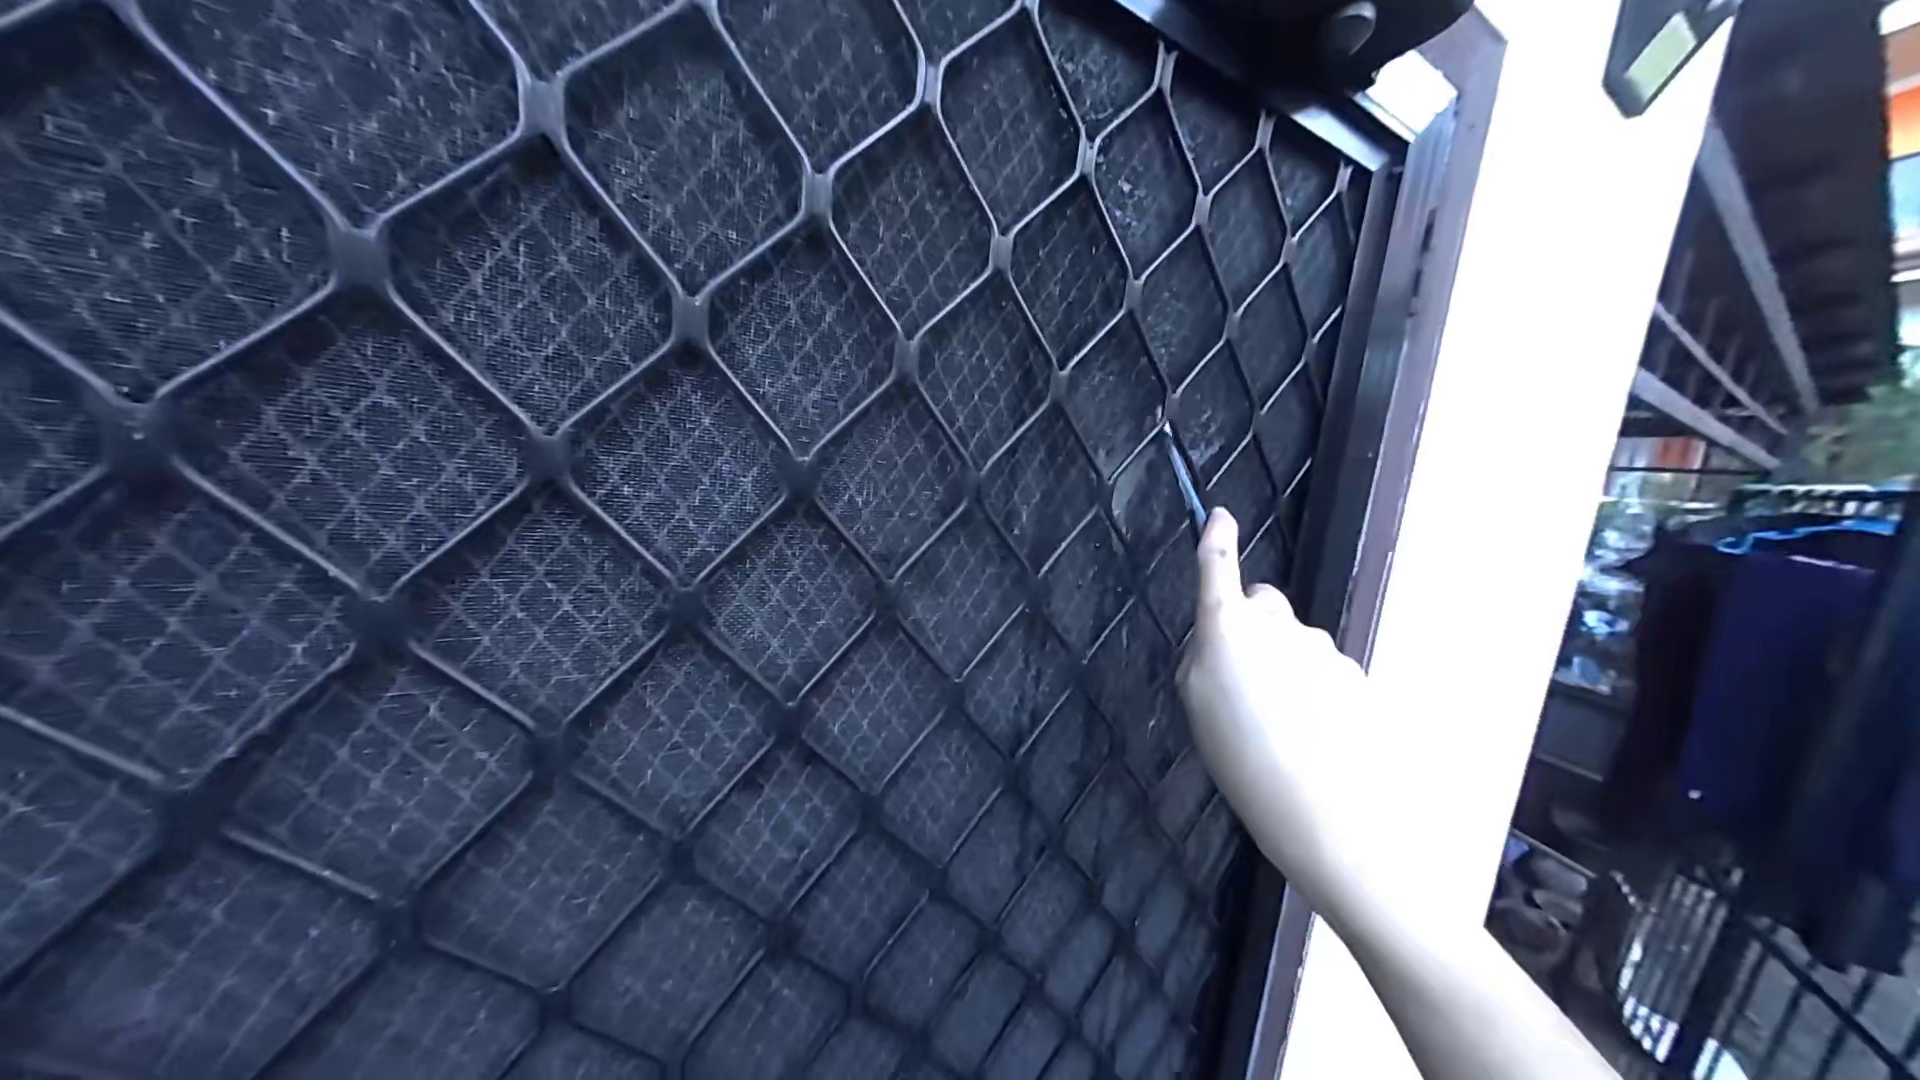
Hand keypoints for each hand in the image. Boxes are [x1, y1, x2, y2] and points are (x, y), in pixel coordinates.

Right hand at [1175, 508, 1375, 908]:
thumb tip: (1218, 637)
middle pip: (1262, 605)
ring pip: (1294, 641)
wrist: (1331, 816)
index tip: (1219, 517)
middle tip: (1240, 681)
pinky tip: (1312, 737)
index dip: (1216, 543)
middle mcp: (1279, 627)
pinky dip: (1313, 689)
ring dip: (1283, 665)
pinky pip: (1323, 668)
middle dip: (1251, 625)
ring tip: (1279, 726)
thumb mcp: (1196, 706)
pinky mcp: (1356, 675)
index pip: (1218, 572)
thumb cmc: (1244, 758)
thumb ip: (1201, 656)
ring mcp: (1322, 650)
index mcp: (1230, 630)